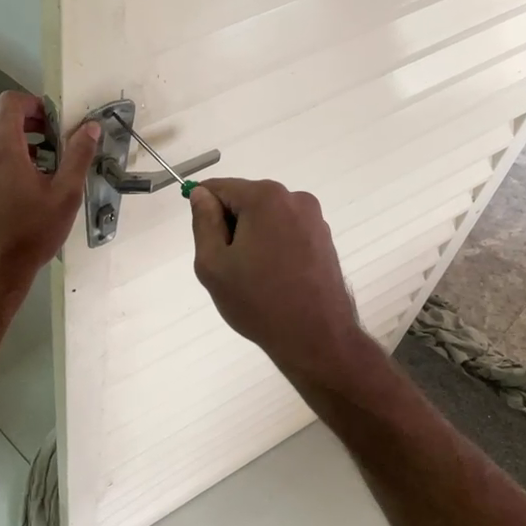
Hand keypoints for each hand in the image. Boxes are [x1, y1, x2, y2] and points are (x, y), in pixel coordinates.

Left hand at [0, 92, 98, 289]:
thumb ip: (78, 154)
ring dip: (17, 145)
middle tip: (55, 142)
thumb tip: (90, 127)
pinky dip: (4, 164)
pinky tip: (23, 190)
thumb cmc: (33, 231)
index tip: (54, 120)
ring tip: (43, 168)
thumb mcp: (65, 193)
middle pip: (0, 121)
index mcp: (1, 147)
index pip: (10, 102)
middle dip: (29, 124)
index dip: (33, 103)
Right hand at [190, 179, 371, 383]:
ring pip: (265, 217)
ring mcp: (314, 219)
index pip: (220, 187)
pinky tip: (274, 278)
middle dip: (230, 226)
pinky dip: (273, 247)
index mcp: (265, 198)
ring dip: (252, 237)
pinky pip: (285, 231)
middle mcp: (294, 199)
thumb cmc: (257, 301)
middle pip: (245, 200)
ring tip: (253, 277)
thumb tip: (201, 195)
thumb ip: (203, 221)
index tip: (205, 242)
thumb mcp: (213, 263)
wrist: (316, 338)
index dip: (204, 210)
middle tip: (229, 267)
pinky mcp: (324, 239)